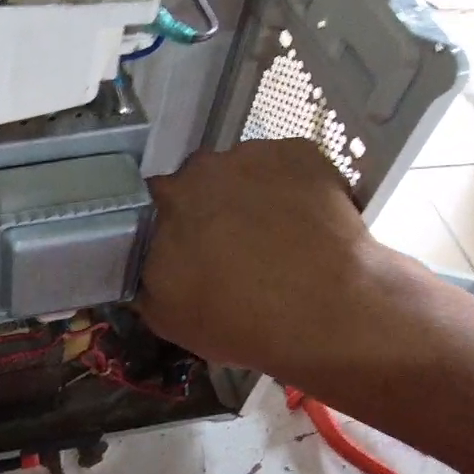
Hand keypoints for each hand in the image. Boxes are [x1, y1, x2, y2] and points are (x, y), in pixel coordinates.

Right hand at [139, 139, 427, 392]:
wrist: (327, 312)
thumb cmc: (238, 320)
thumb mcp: (165, 317)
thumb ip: (146, 278)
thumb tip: (151, 265)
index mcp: (162, 202)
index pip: (150, 203)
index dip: (167, 228)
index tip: (183, 251)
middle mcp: (201, 167)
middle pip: (197, 182)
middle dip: (208, 208)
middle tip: (230, 248)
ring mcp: (254, 155)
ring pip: (242, 172)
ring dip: (249, 197)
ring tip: (275, 239)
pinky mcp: (302, 152)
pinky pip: (286, 167)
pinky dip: (291, 188)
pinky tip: (305, 224)